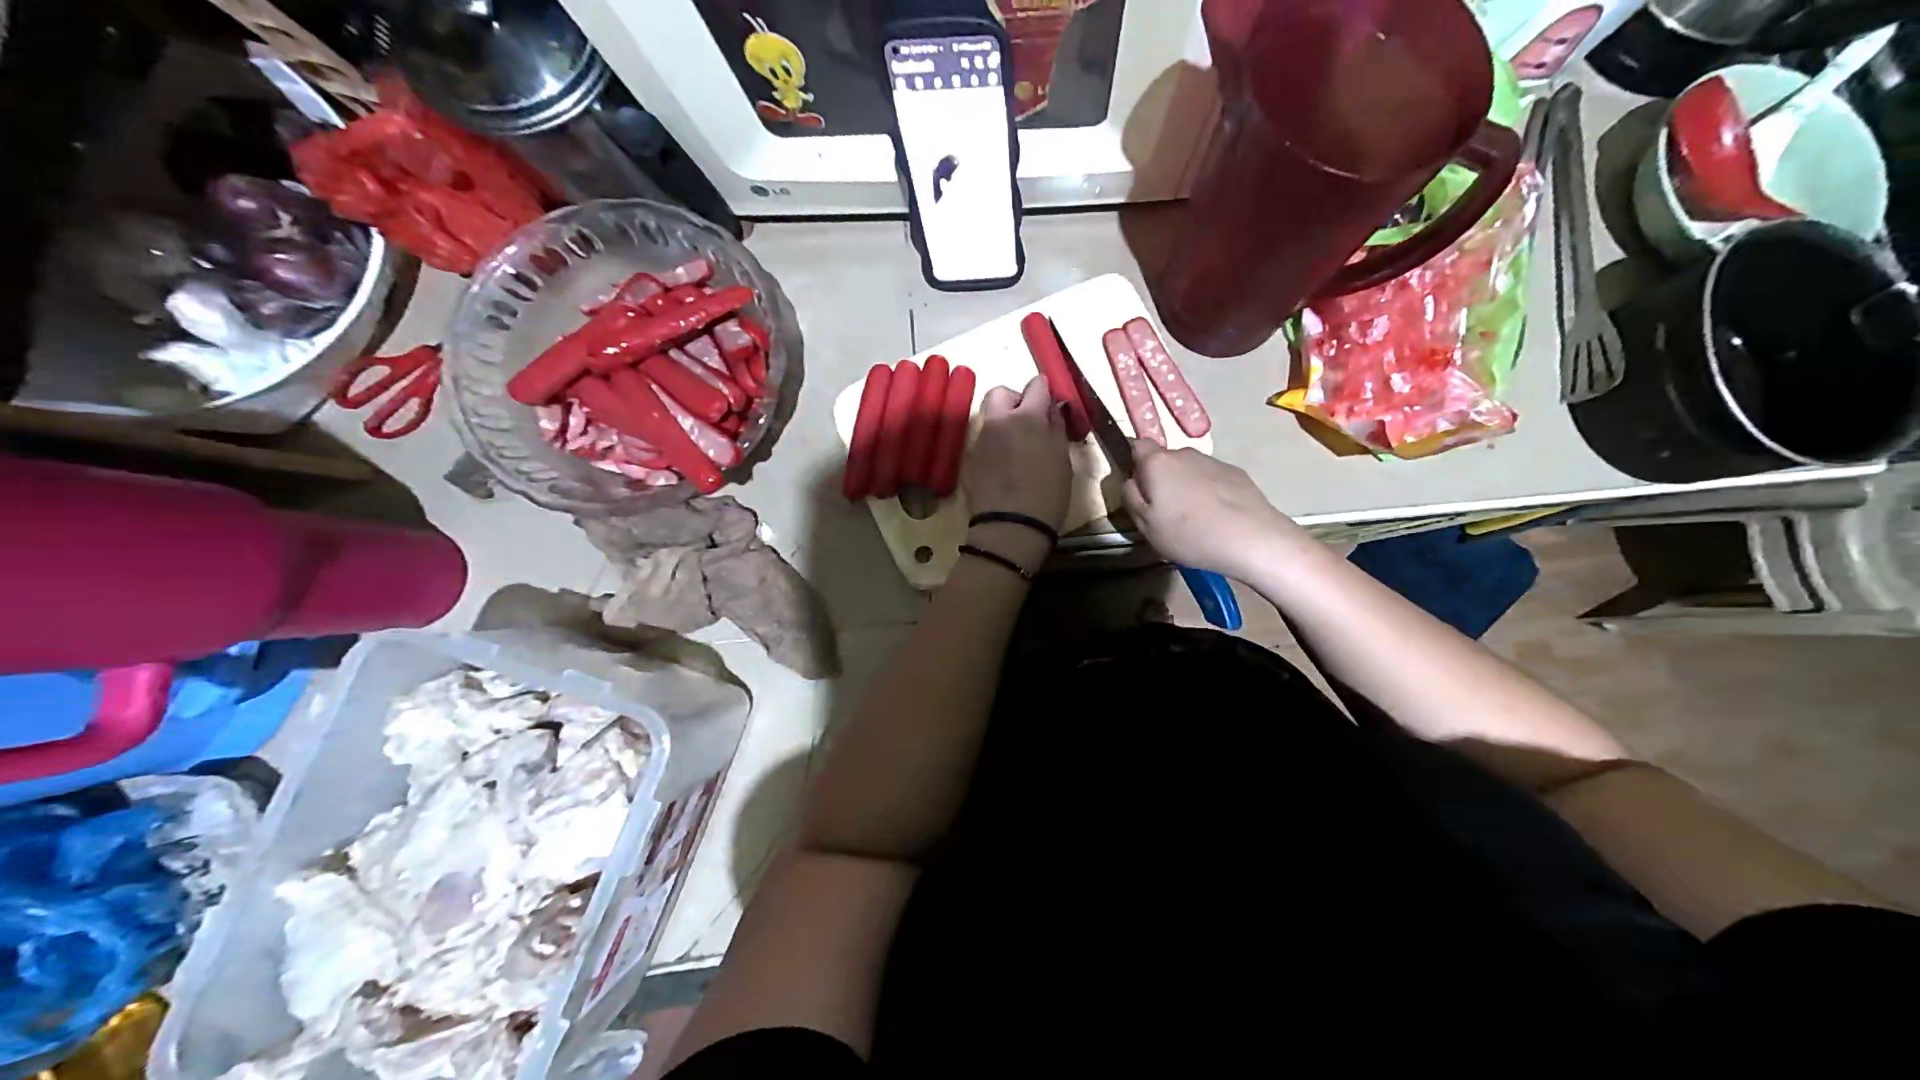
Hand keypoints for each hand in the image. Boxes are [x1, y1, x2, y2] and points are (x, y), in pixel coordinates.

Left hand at [962, 374, 1070, 529]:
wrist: (1011, 526)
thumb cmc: (1047, 493)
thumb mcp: (1062, 457)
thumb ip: (1055, 426)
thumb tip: (1052, 408)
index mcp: (1026, 417)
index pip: (1036, 384)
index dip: (1044, 392)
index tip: (1049, 406)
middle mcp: (997, 421)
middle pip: (1000, 392)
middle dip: (1014, 400)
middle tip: (1028, 422)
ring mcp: (978, 439)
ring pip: (988, 418)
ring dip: (1001, 424)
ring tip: (1015, 448)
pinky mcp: (967, 458)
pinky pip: (981, 441)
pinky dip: (992, 446)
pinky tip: (1002, 468)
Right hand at [1122, 441, 1305, 579]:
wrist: (1252, 539)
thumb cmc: (1189, 533)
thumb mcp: (1145, 524)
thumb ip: (1130, 498)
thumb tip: (1131, 482)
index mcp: (1158, 462)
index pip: (1138, 446)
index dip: (1135, 465)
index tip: (1140, 490)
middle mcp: (1185, 453)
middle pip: (1165, 461)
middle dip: (1162, 480)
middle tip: (1165, 513)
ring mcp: (1214, 462)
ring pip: (1190, 471)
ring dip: (1187, 488)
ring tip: (1195, 520)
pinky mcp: (1238, 474)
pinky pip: (1213, 480)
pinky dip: (1210, 494)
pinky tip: (1217, 519)